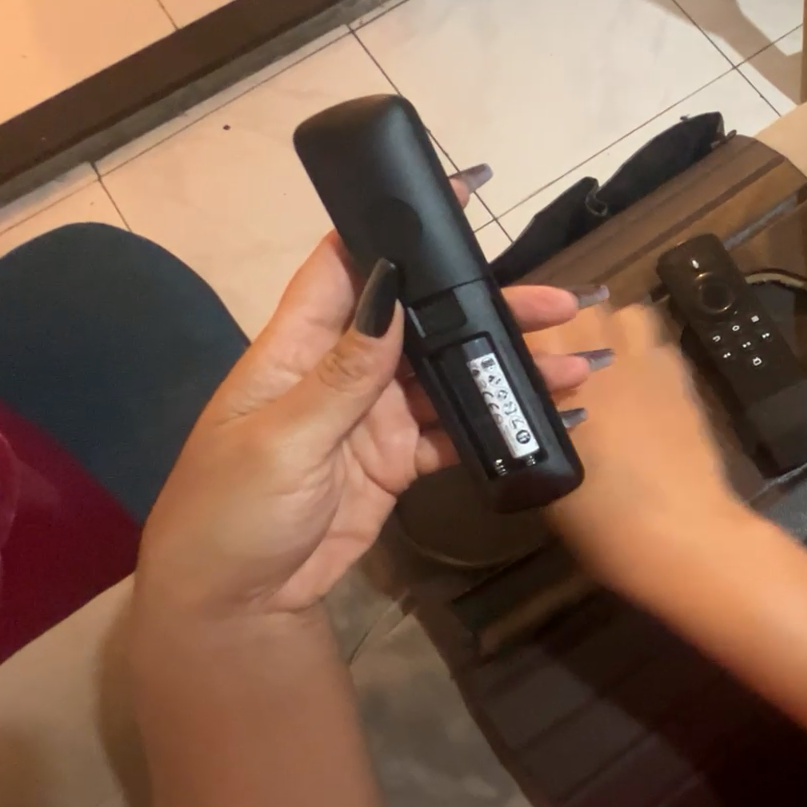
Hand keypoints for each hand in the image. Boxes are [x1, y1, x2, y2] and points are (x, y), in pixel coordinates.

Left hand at [137, 232, 593, 617]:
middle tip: (558, 305)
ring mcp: (378, 418)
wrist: (241, 598)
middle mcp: (345, 372)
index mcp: (298, 350)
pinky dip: (498, 427)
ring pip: (452, 379)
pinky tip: (542, 420)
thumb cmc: (233, 510)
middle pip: (424, 324)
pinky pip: (457, 433)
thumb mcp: (281, 440)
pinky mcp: (401, 459)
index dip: (396, 236)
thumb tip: (389, 299)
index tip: (452, 207)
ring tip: (573, 369)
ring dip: (506, 372)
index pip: (348, 271)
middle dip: (488, 310)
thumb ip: (340, 376)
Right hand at [537, 302, 752, 596]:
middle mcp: (605, 361)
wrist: (683, 534)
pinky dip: (648, 354)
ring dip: (614, 331)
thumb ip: (536, 427)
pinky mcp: (684, 382)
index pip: (532, 325)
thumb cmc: (605, 520)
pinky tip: (643, 389)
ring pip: (627, 315)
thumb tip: (533, 407)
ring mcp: (651, 366)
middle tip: (564, 364)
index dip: (525, 334)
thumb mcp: (548, 476)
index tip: (521, 358)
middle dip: (569, 327)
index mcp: (562, 384)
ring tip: (607, 368)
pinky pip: (661, 345)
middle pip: (581, 308)